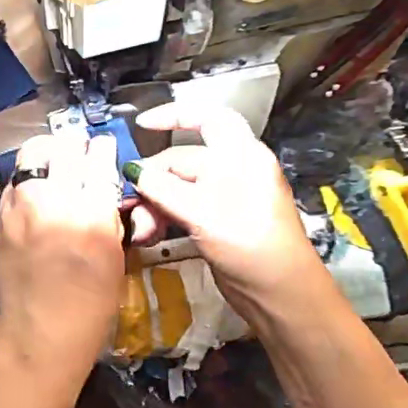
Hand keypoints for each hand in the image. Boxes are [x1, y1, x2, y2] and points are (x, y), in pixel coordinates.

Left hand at [0, 133, 125, 380]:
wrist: (40, 332)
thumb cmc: (90, 304)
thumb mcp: (115, 254)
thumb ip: (107, 213)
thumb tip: (102, 184)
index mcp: (91, 215)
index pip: (98, 160)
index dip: (103, 148)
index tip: (104, 144)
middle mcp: (53, 203)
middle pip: (63, 148)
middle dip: (74, 144)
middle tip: (80, 150)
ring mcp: (20, 209)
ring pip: (31, 157)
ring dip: (47, 155)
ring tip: (56, 164)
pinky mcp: (1, 219)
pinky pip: (14, 183)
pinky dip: (27, 179)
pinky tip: (36, 191)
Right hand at [123, 105, 321, 303]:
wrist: (278, 292)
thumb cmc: (248, 243)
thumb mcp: (200, 211)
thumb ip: (162, 188)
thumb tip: (132, 170)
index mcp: (239, 156)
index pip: (208, 119)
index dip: (175, 116)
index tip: (142, 125)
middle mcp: (232, 171)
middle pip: (180, 162)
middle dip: (151, 183)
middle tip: (129, 209)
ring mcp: (223, 198)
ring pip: (176, 189)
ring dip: (153, 206)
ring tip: (141, 231)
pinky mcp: (216, 222)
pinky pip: (180, 210)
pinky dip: (163, 218)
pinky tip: (150, 235)